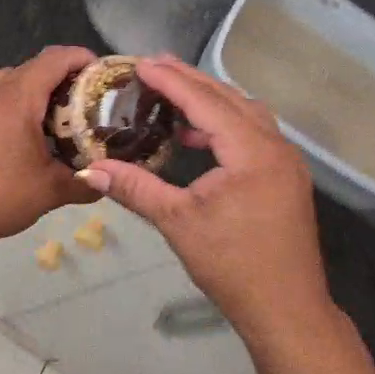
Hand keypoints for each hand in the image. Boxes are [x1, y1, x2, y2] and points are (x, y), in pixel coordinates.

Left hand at [0, 46, 101, 240]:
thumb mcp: (51, 190)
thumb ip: (85, 182)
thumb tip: (108, 180)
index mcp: (18, 97)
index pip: (56, 58)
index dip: (83, 59)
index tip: (104, 74)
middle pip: (37, 66)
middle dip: (67, 77)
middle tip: (92, 101)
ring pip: (16, 81)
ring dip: (42, 91)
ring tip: (65, 118)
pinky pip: (0, 97)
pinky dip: (20, 104)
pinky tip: (32, 134)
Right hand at [79, 55, 332, 337]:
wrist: (286, 310)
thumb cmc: (232, 264)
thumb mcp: (177, 222)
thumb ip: (135, 188)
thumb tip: (88, 170)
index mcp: (252, 151)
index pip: (206, 102)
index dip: (171, 80)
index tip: (140, 63)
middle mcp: (275, 147)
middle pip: (229, 99)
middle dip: (190, 80)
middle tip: (153, 65)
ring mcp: (285, 162)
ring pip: (245, 113)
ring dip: (209, 99)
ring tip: (172, 92)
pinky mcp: (285, 178)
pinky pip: (253, 133)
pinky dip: (223, 123)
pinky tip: (196, 136)